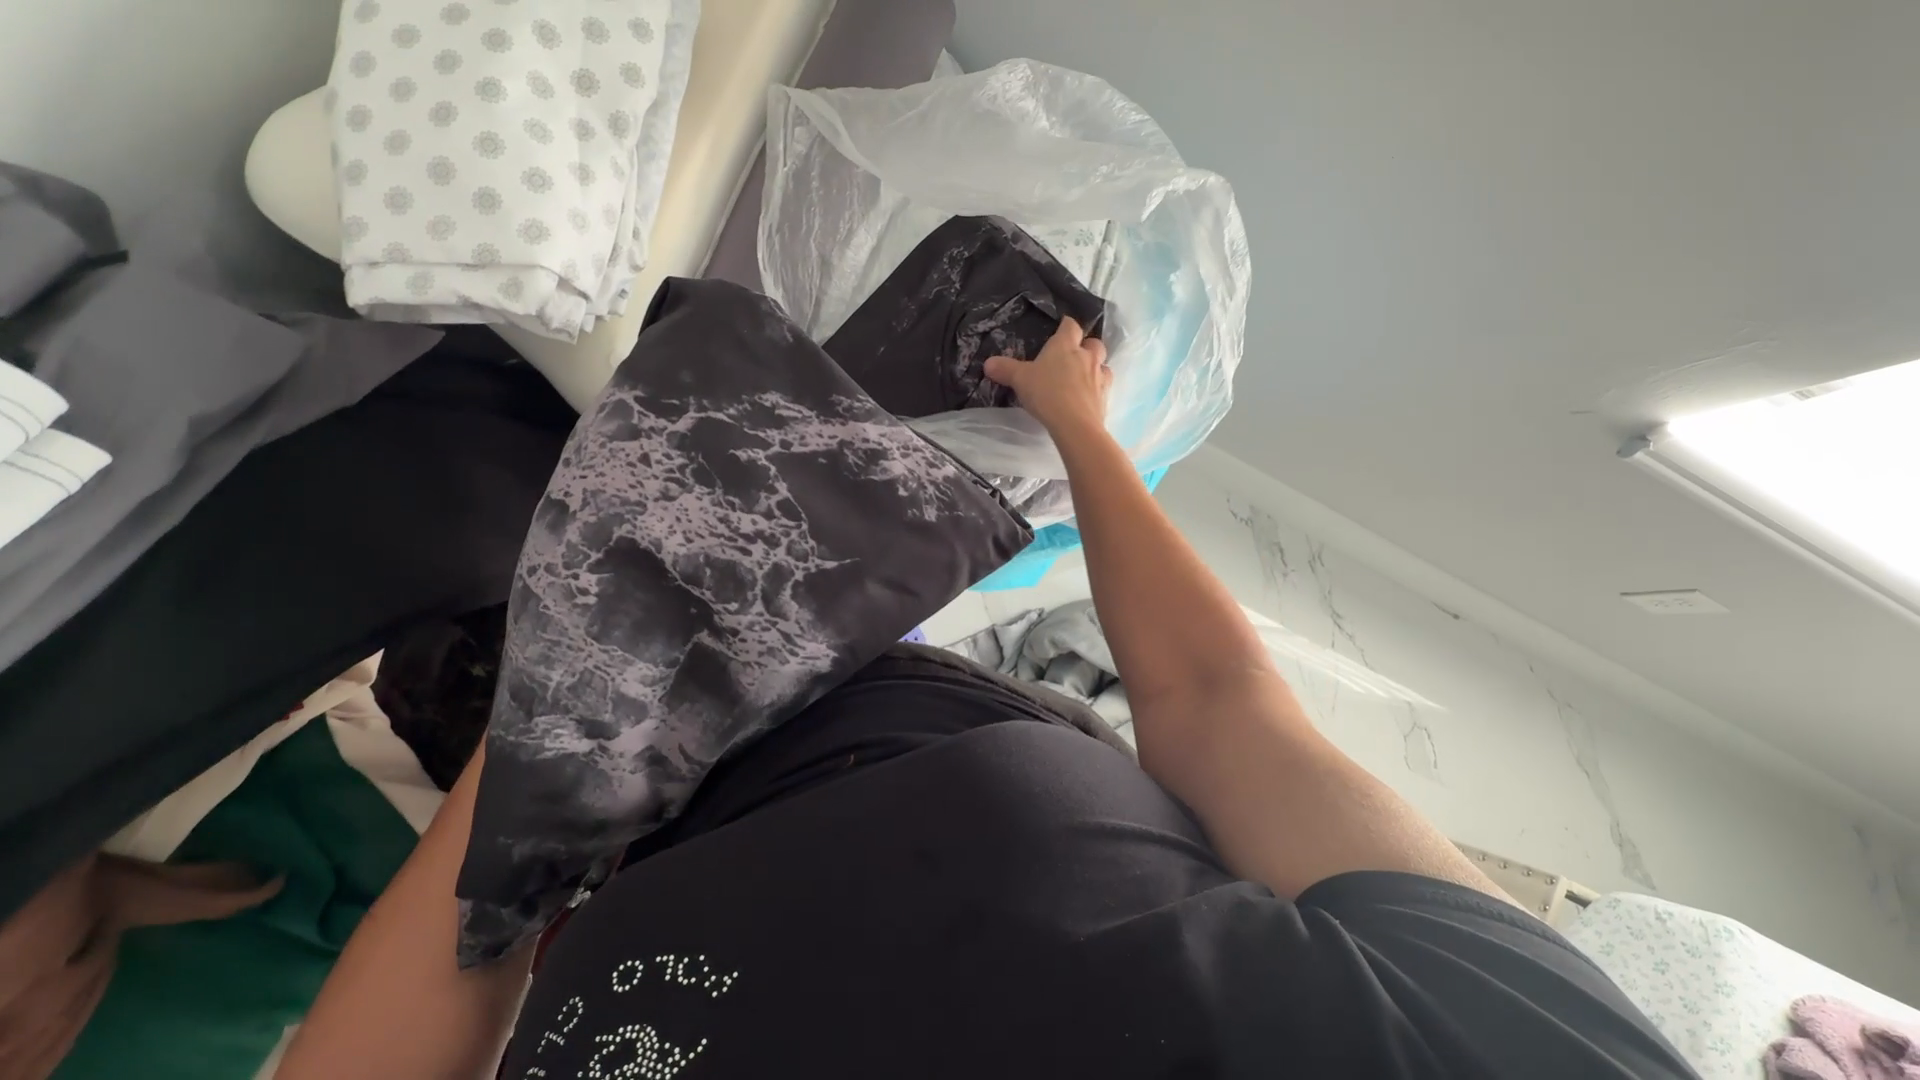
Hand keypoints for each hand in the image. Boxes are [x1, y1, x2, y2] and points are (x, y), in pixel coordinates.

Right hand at [983, 317, 1111, 441]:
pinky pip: (1105, 386)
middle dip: (1087, 346)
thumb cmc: (1046, 393)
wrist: (1074, 424)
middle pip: (1094, 343)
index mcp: (1066, 346)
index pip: (1070, 325)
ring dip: (1096, 367)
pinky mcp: (1105, 396)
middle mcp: (1087, 356)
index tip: (1062, 328)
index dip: (1066, 325)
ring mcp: (1100, 376)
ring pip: (1103, 364)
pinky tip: (1089, 396)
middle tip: (1075, 355)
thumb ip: (1005, 369)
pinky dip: (1098, 388)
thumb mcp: (1020, 380)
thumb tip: (988, 363)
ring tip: (1084, 377)